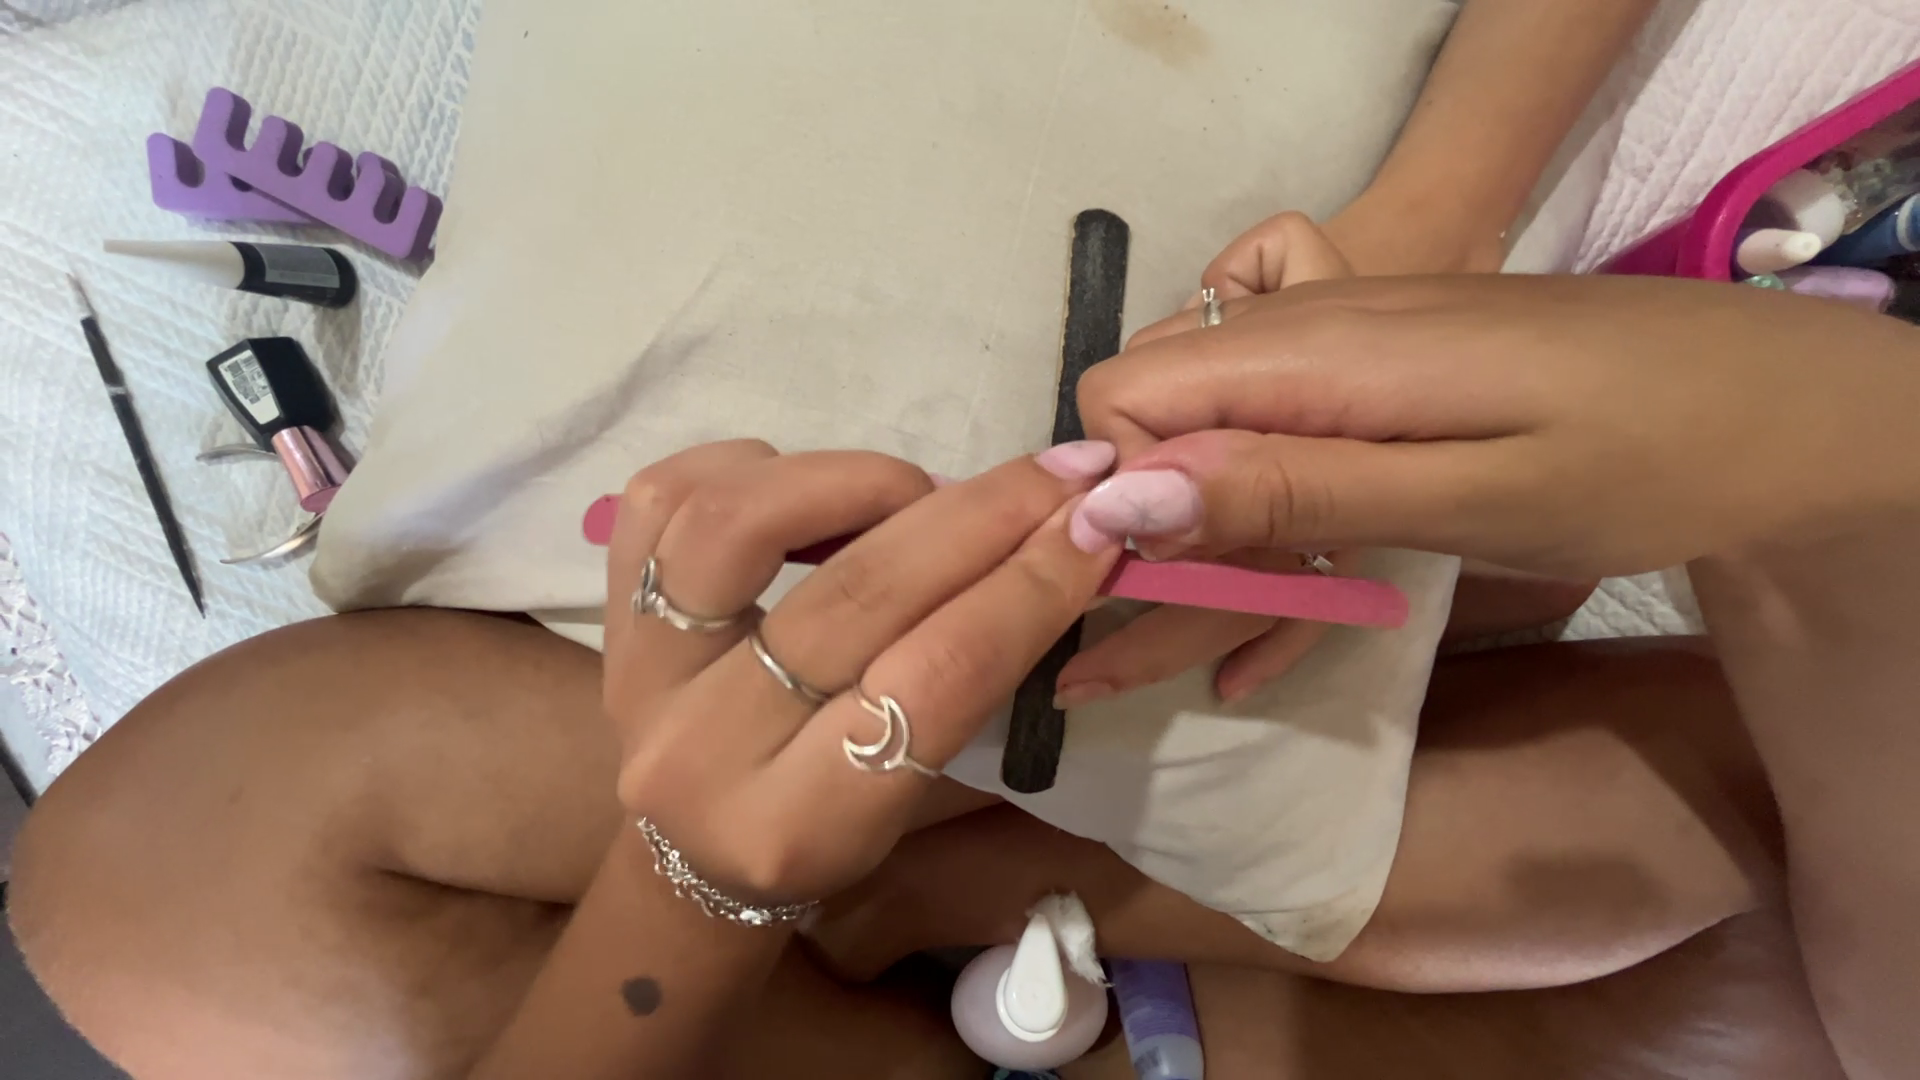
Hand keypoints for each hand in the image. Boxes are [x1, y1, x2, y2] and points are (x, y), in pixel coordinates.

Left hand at [601, 439, 1120, 903]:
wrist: (696, 849)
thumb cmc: (831, 823)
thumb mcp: (916, 784)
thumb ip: (977, 671)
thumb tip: (1057, 540)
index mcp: (804, 822)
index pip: (937, 679)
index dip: (1028, 587)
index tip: (1094, 523)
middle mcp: (706, 751)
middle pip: (858, 598)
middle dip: (980, 517)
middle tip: (1055, 471)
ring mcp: (640, 676)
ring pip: (739, 525)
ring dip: (856, 479)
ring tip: (914, 488)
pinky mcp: (609, 618)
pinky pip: (662, 497)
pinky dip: (751, 465)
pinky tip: (804, 484)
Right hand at [1074, 274, 1919, 578]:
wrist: (1784, 407)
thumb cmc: (1643, 456)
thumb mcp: (1462, 492)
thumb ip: (1284, 486)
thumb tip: (1124, 495)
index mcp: (1305, 349)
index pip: (1121, 394)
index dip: (1126, 485)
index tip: (1179, 564)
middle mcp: (1296, 326)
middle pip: (1145, 403)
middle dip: (1147, 509)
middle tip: (1212, 591)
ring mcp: (1327, 342)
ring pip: (1197, 416)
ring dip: (1199, 514)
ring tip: (1248, 604)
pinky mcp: (1357, 371)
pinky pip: (1259, 414)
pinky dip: (1247, 488)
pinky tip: (1274, 569)